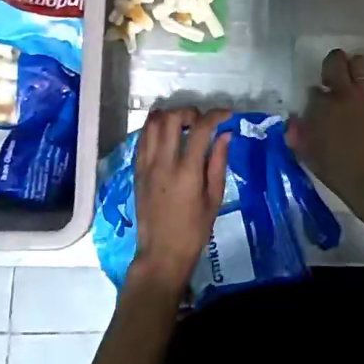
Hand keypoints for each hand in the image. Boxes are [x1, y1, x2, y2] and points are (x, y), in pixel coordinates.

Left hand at [131, 107, 231, 297]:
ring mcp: (146, 166)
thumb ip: (219, 162)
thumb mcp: (215, 197)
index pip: (200, 129)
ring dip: (169, 116)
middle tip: (202, 121)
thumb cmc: (195, 229)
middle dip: (189, 111)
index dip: (216, 115)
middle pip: (171, 118)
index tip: (227, 114)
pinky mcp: (136, 171)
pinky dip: (155, 130)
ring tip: (184, 125)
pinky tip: (168, 137)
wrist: (162, 252)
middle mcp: (163, 163)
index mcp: (187, 171)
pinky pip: (142, 139)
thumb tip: (225, 135)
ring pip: (151, 124)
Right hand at [288, 49, 363, 211]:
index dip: (315, 94)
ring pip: (363, 63)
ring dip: (359, 66)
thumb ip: (296, 133)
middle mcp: (344, 93)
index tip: (318, 101)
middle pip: (337, 61)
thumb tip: (293, 119)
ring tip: (358, 75)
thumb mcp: (307, 153)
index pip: (313, 88)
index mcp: (321, 105)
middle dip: (334, 63)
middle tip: (336, 75)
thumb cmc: (335, 169)